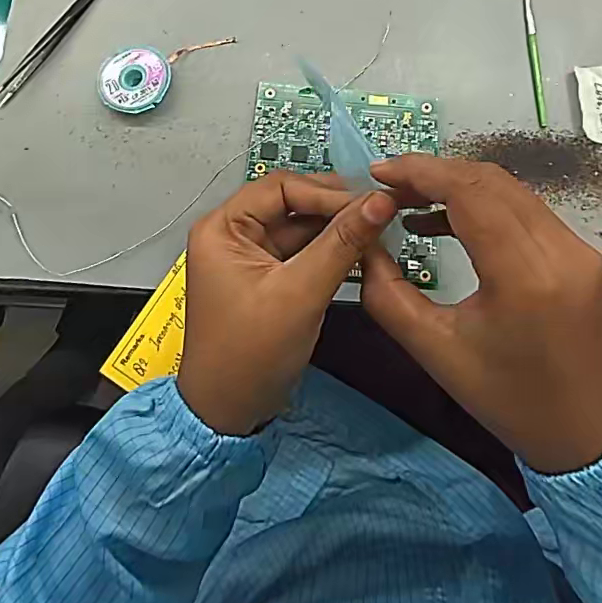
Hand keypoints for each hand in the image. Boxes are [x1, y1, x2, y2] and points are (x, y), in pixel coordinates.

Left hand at [180, 171, 397, 434]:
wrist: (229, 414)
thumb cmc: (247, 357)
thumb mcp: (299, 294)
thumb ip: (341, 244)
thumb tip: (378, 203)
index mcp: (223, 228)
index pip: (281, 187)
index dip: (327, 193)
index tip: (370, 203)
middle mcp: (233, 234)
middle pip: (292, 202)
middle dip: (335, 208)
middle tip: (378, 214)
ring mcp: (251, 255)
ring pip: (302, 226)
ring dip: (338, 229)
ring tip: (377, 231)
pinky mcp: (268, 275)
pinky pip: (304, 249)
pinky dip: (332, 250)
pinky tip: (361, 251)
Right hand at [361, 155, 601, 473]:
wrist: (584, 433)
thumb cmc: (506, 399)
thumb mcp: (433, 349)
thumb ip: (387, 291)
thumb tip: (366, 242)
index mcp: (524, 277)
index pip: (469, 192)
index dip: (420, 172)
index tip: (380, 172)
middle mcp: (560, 250)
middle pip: (489, 180)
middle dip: (433, 173)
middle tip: (389, 184)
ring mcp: (577, 248)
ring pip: (508, 188)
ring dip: (456, 185)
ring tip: (409, 199)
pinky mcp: (580, 252)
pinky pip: (523, 208)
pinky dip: (481, 203)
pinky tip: (444, 220)